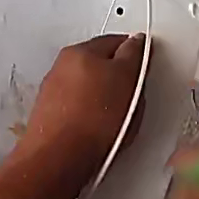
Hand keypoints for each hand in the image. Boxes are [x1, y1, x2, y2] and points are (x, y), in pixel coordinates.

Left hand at [15, 33, 145, 185]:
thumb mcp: (128, 80)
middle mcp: (63, 67)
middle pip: (100, 64)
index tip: (145, 62)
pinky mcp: (53, 115)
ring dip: (105, 96)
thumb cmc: (92, 121)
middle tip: (135, 93)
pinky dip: (92, 114)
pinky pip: (81, 109)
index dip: (136, 51)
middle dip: (119, 76)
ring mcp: (55, 92)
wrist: (60, 158)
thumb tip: (136, 45)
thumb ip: (134, 56)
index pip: (116, 41)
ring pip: (90, 87)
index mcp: (81, 52)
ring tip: (119, 118)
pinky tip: (102, 130)